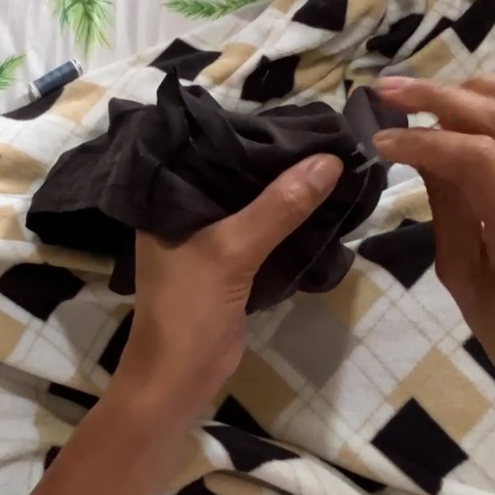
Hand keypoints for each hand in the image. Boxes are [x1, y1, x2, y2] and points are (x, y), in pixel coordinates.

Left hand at [111, 154, 343, 428]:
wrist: (180, 379)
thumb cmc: (190, 308)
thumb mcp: (232, 250)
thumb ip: (278, 207)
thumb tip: (329, 162)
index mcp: (166, 198)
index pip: (206, 148)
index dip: (247, 130)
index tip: (294, 115)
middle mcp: (181, 211)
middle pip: (232, 174)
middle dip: (272, 160)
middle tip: (321, 134)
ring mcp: (204, 238)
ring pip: (249, 203)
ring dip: (282, 190)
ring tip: (327, 160)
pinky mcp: (226, 262)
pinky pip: (258, 230)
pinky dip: (284, 220)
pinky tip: (317, 202)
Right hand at [370, 75, 494, 447]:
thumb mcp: (462, 280)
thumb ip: (448, 207)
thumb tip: (420, 148)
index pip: (480, 162)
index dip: (423, 140)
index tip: (381, 138)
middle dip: (443, 98)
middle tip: (392, 91)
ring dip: (486, 88)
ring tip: (437, 90)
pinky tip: (480, 102)